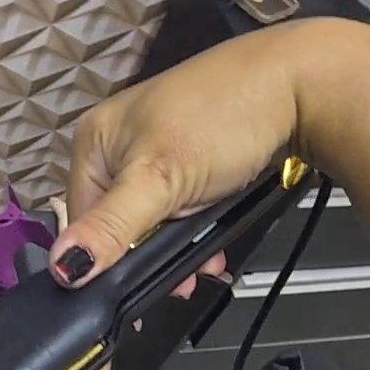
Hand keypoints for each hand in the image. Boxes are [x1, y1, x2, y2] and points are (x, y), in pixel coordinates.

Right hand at [51, 22, 312, 292]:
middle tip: (184, 281)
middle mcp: (116, 142)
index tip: (142, 286)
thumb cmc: (223, 122)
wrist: (307, 82)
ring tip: (204, 266)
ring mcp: (153, 145)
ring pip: (149, 216)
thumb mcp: (159, 183)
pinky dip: (192, 225)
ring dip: (174, 246)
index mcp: (93, 141)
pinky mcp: (187, 152)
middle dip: (149, 254)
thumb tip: (61, 270)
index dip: (107, 256)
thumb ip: (110, 229)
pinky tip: (212, 239)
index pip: (81, 219)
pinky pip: (176, 202)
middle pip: (116, 220)